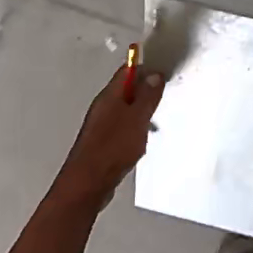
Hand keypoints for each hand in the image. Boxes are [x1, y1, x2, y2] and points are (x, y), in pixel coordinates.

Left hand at [54, 64, 163, 208]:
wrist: (88, 185)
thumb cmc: (113, 148)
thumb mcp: (138, 118)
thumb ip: (147, 96)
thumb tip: (154, 75)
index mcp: (109, 96)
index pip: (127, 71)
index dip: (146, 67)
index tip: (164, 71)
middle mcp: (103, 107)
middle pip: (126, 89)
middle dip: (146, 89)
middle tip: (164, 93)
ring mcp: (101, 125)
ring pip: (125, 107)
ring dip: (141, 109)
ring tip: (156, 116)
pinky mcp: (102, 141)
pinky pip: (122, 124)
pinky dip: (135, 125)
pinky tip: (143, 137)